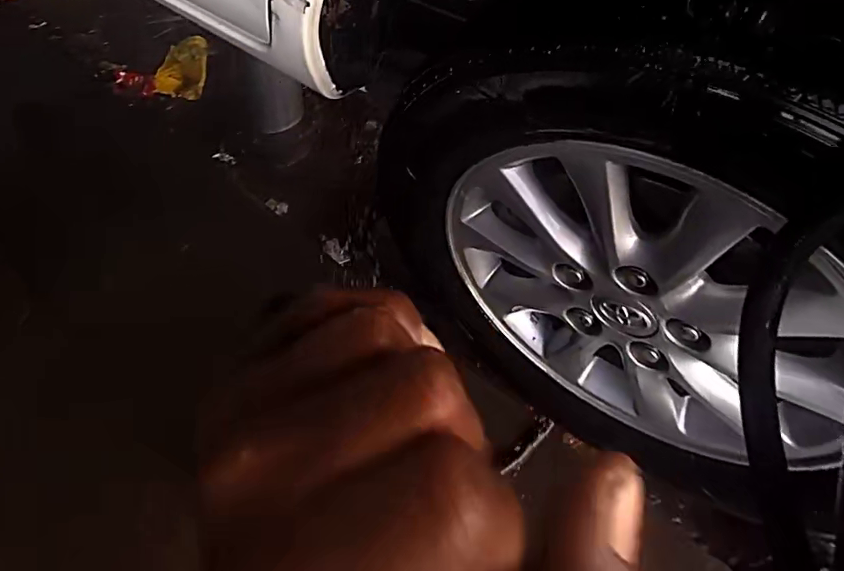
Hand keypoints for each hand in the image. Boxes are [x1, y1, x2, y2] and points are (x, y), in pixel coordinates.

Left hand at [197, 288, 642, 570]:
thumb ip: (559, 570)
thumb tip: (615, 475)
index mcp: (333, 566)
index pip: (460, 490)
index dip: (487, 514)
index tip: (460, 537)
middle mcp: (264, 478)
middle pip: (428, 384)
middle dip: (449, 433)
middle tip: (416, 481)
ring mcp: (237, 407)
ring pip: (384, 323)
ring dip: (410, 369)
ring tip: (389, 430)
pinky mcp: (229, 364)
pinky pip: (330, 299)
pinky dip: (364, 327)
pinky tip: (359, 383)